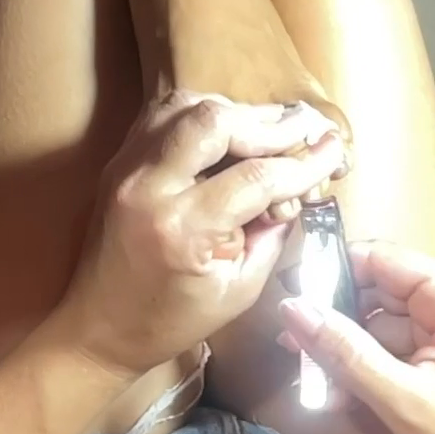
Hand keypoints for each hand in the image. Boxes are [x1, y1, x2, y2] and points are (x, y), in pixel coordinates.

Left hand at [54, 92, 346, 379]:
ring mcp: (126, 167)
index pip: (256, 178)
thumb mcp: (239, 289)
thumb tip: (299, 186)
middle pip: (217, 122)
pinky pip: (162, 114)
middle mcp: (149, 186)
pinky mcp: (118, 161)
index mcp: (183, 229)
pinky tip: (227, 130)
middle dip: (270, 124)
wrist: (99, 326)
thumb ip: (272, 232)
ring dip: (235, 113)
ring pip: (187, 106)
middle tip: (306, 130)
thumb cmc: (171, 319)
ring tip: (269, 131)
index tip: (335, 151)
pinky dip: (201, 114)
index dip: (304, 162)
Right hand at [277, 242, 434, 433]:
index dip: (334, 271)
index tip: (292, 296)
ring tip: (315, 383)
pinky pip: (414, 351)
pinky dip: (383, 370)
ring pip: (394, 327)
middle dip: (339, 324)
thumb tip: (290, 307)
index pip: (384, 259)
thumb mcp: (409, 405)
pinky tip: (350, 395)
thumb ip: (345, 354)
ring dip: (356, 354)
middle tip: (293, 351)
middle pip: (385, 295)